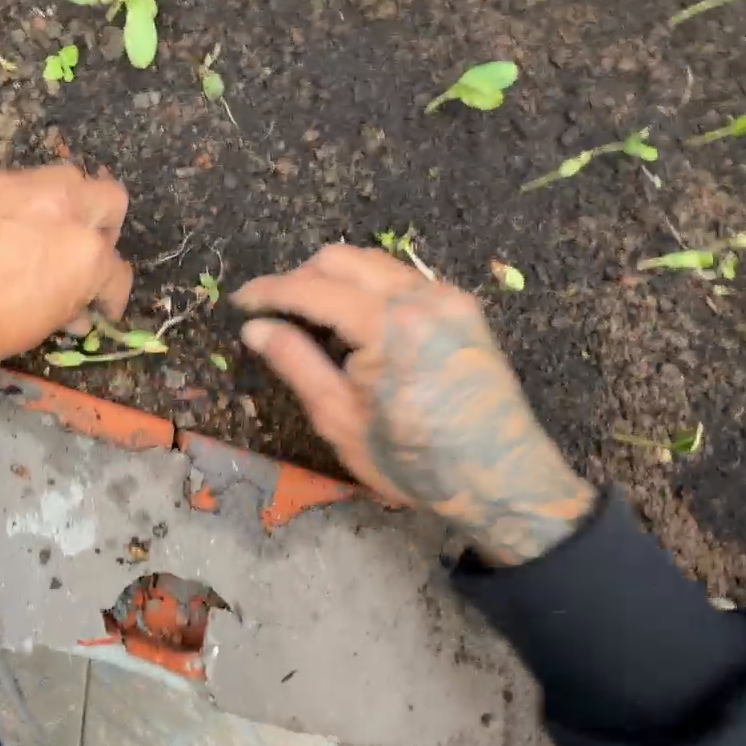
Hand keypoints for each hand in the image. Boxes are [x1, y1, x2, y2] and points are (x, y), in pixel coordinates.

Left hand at [0, 165, 131, 432]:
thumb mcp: (32, 330)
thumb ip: (62, 304)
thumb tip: (68, 305)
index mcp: (83, 253)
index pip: (116, 269)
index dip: (108, 294)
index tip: (96, 306)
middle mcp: (56, 207)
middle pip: (106, 197)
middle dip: (99, 228)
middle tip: (74, 255)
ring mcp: (10, 184)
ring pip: (54, 179)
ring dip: (52, 207)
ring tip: (24, 237)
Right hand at [234, 245, 594, 565]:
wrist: (506, 485)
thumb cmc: (414, 461)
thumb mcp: (339, 417)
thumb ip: (295, 362)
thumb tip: (254, 328)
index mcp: (388, 324)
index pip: (311, 288)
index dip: (268, 291)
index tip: (238, 302)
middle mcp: (421, 297)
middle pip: (340, 259)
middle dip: (299, 279)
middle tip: (274, 313)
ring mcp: (447, 299)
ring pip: (371, 262)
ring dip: (332, 279)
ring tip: (309, 316)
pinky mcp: (462, 309)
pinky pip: (399, 278)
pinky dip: (365, 287)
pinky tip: (353, 321)